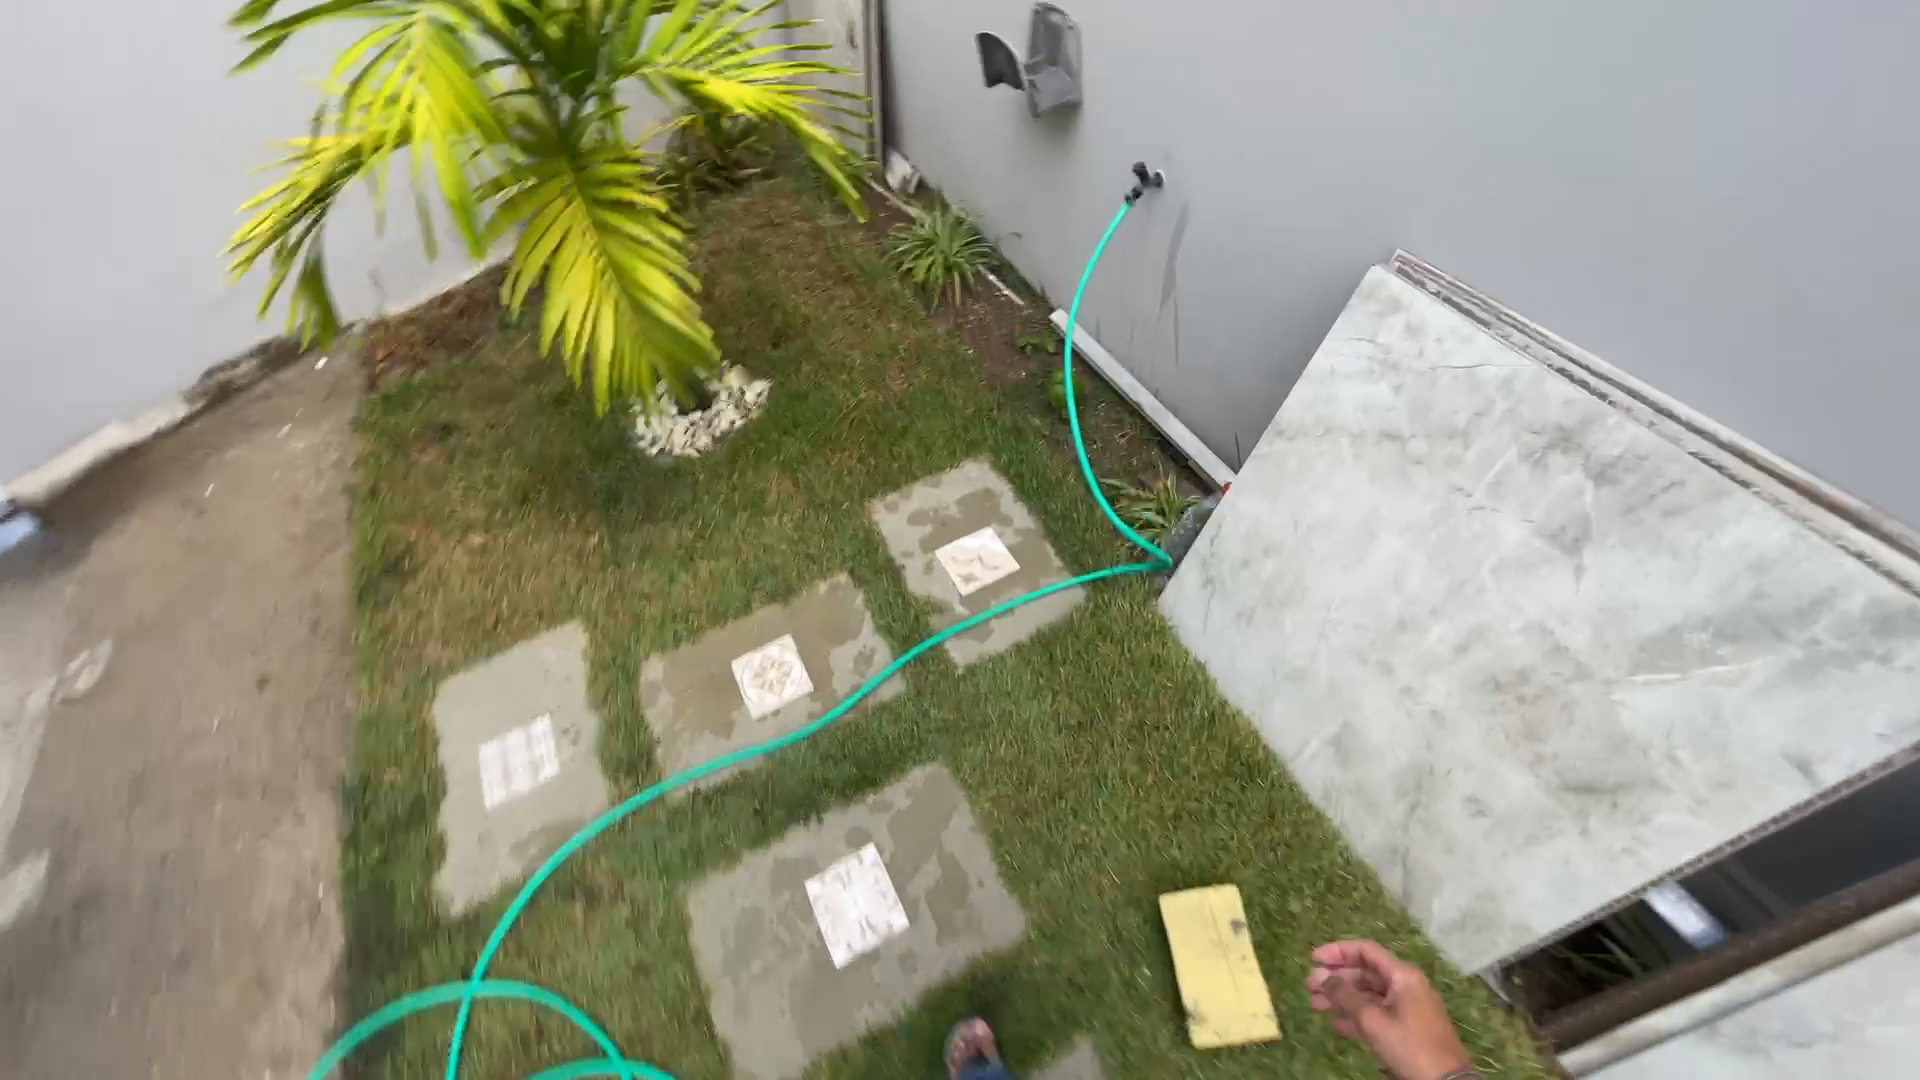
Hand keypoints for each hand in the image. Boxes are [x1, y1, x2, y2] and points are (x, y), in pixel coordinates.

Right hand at [1306, 940, 1473, 1079]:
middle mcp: (1406, 986)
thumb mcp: (1373, 1020)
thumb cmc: (1410, 1046)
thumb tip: (1323, 978)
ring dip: (1342, 998)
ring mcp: (1409, 1008)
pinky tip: (1338, 1025)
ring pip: (1368, 994)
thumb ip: (1345, 995)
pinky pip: (1378, 1013)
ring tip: (1316, 1005)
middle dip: (1336, 978)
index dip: (1337, 951)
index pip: (1365, 951)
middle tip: (1310, 986)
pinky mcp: (1409, 1028)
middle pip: (1364, 973)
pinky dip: (1357, 1016)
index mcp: (1402, 976)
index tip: (1314, 959)